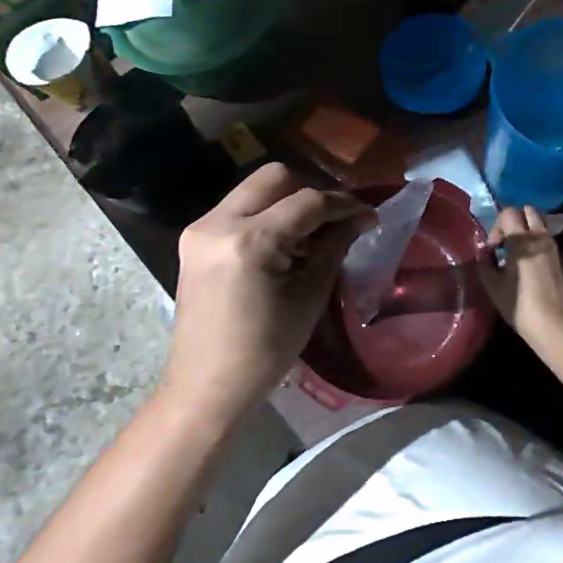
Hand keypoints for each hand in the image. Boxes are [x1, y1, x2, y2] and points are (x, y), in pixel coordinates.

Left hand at [166, 163, 373, 414]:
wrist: (207, 385)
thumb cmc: (266, 350)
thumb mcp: (309, 296)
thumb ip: (334, 247)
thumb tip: (360, 218)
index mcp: (249, 241)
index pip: (307, 202)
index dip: (343, 204)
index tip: (369, 214)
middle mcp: (218, 222)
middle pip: (275, 178)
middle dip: (310, 193)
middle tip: (333, 222)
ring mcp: (200, 229)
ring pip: (254, 189)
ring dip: (286, 203)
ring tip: (309, 238)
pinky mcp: (193, 239)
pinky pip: (237, 209)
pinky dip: (265, 217)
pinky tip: (282, 246)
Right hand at [478, 206, 562, 345]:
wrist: (556, 325)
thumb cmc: (520, 305)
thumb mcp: (493, 286)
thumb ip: (485, 263)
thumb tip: (485, 252)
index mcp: (522, 240)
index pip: (508, 213)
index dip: (496, 226)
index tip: (493, 249)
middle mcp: (541, 237)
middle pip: (528, 211)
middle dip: (514, 221)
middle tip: (506, 242)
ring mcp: (555, 248)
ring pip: (540, 225)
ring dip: (526, 232)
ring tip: (516, 255)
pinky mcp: (562, 260)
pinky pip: (547, 241)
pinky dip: (536, 245)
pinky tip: (529, 268)